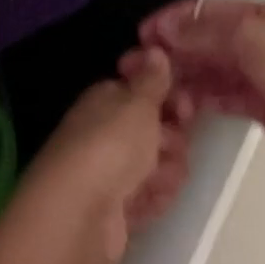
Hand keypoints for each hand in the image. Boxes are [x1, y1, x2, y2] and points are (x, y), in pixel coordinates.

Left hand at [25, 48, 190, 263]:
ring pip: (158, 165)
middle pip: (156, 130)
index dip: (169, 98)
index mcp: (106, 102)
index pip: (143, 93)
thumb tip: (155, 50)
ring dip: (167, 171)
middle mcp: (106, 134)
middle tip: (168, 145)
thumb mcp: (137, 104)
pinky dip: (154, 198)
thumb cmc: (110, 147)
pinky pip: (150, 196)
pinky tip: (149, 202)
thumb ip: (152, 80)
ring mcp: (111, 172)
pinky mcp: (118, 208)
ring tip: (156, 180)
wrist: (79, 214)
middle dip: (172, 139)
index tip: (185, 106)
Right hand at [140, 0, 264, 168]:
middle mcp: (260, 42)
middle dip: (175, 50)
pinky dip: (203, 99)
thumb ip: (207, 33)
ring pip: (214, 72)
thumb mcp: (251, 36)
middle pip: (209, 42)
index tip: (142, 33)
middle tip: (138, 66)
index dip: (175, 19)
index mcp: (262, 16)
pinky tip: (180, 105)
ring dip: (186, 76)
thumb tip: (168, 28)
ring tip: (156, 89)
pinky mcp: (261, 108)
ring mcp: (261, 76)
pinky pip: (224, 98)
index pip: (209, 11)